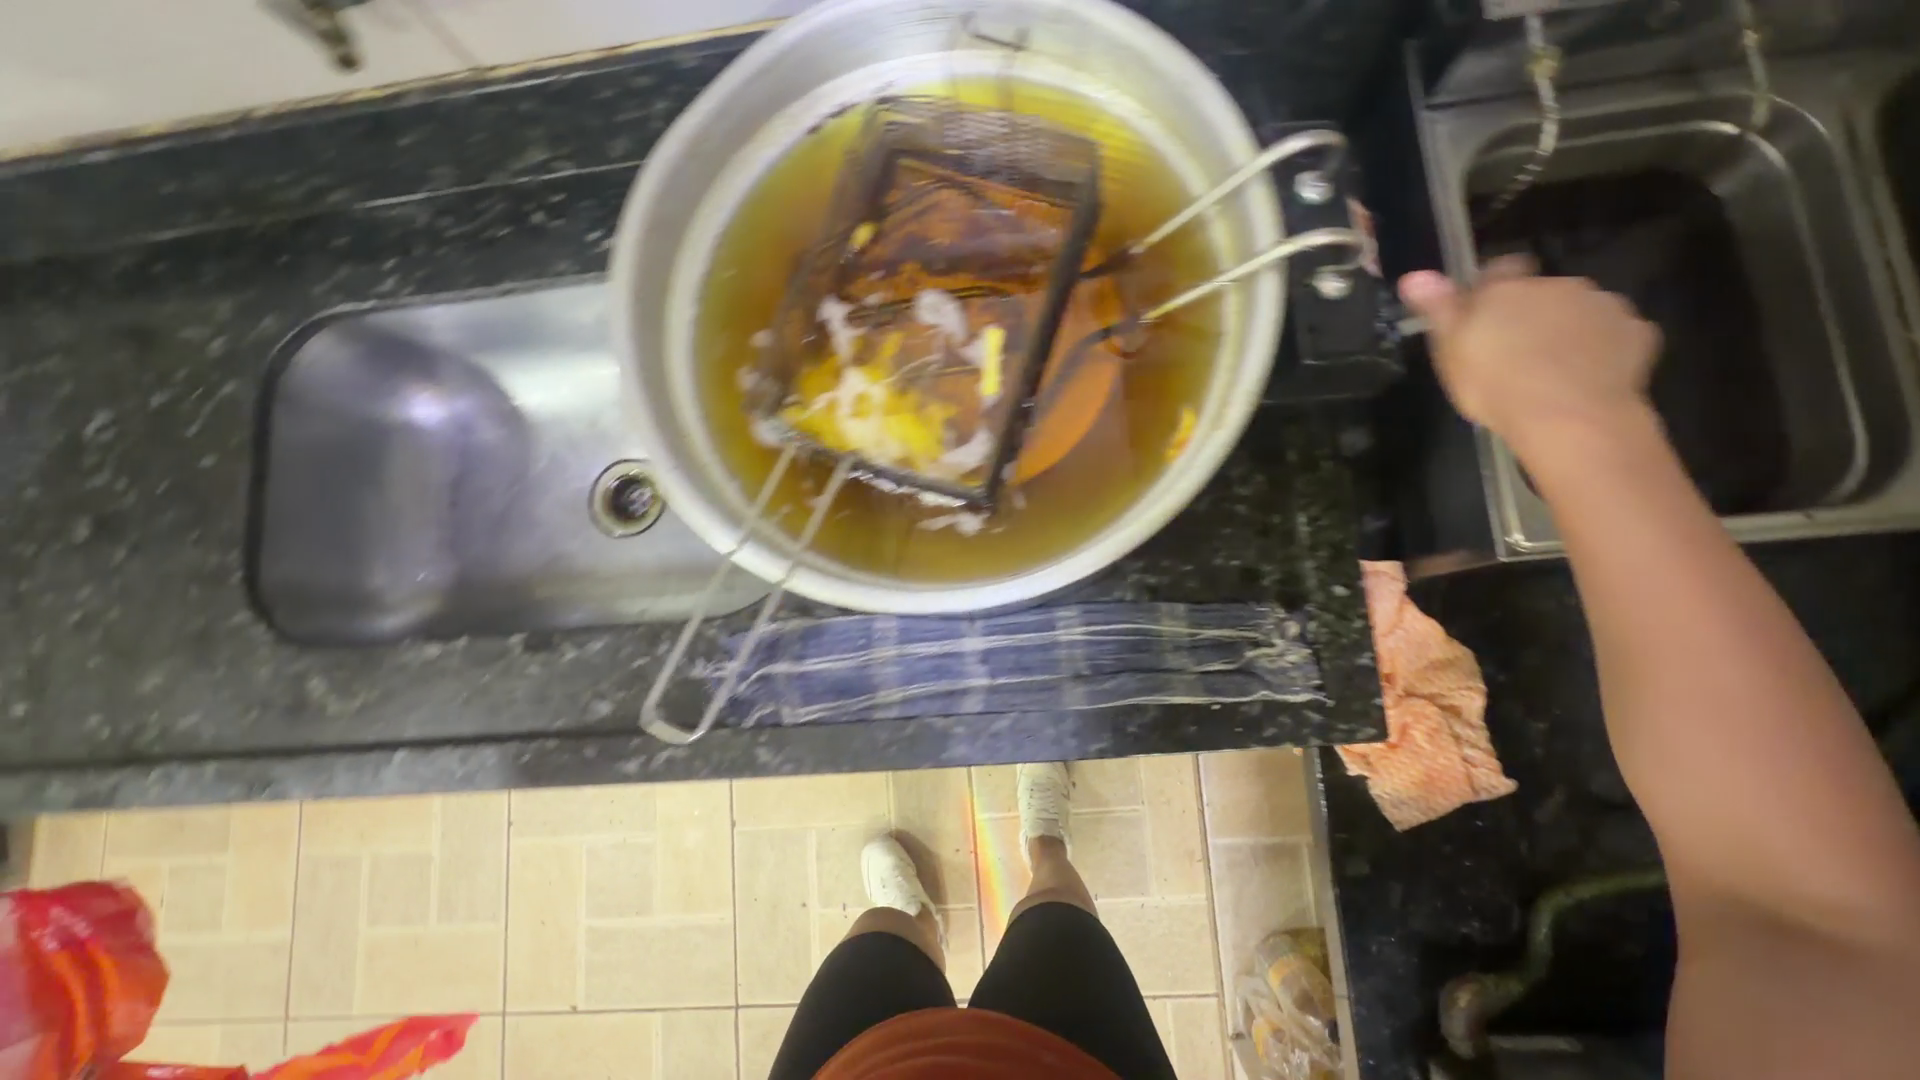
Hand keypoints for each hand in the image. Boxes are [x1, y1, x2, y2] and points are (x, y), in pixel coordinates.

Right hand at [1398, 257, 1662, 463]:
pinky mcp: (1637, 332)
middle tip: (1517, 352)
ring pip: (1581, 310)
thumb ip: (1438, 309)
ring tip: (1553, 369)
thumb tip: (1413, 275)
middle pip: (1543, 291)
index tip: (1486, 313)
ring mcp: (1603, 306)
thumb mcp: (1450, 351)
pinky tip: (1589, 376)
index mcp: (1508, 289)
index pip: (1501, 268)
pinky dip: (1603, 348)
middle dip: (1534, 312)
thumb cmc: (1495, 383)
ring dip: (1569, 328)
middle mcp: (1558, 285)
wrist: (1568, 414)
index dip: (1493, 287)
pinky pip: (1616, 334)